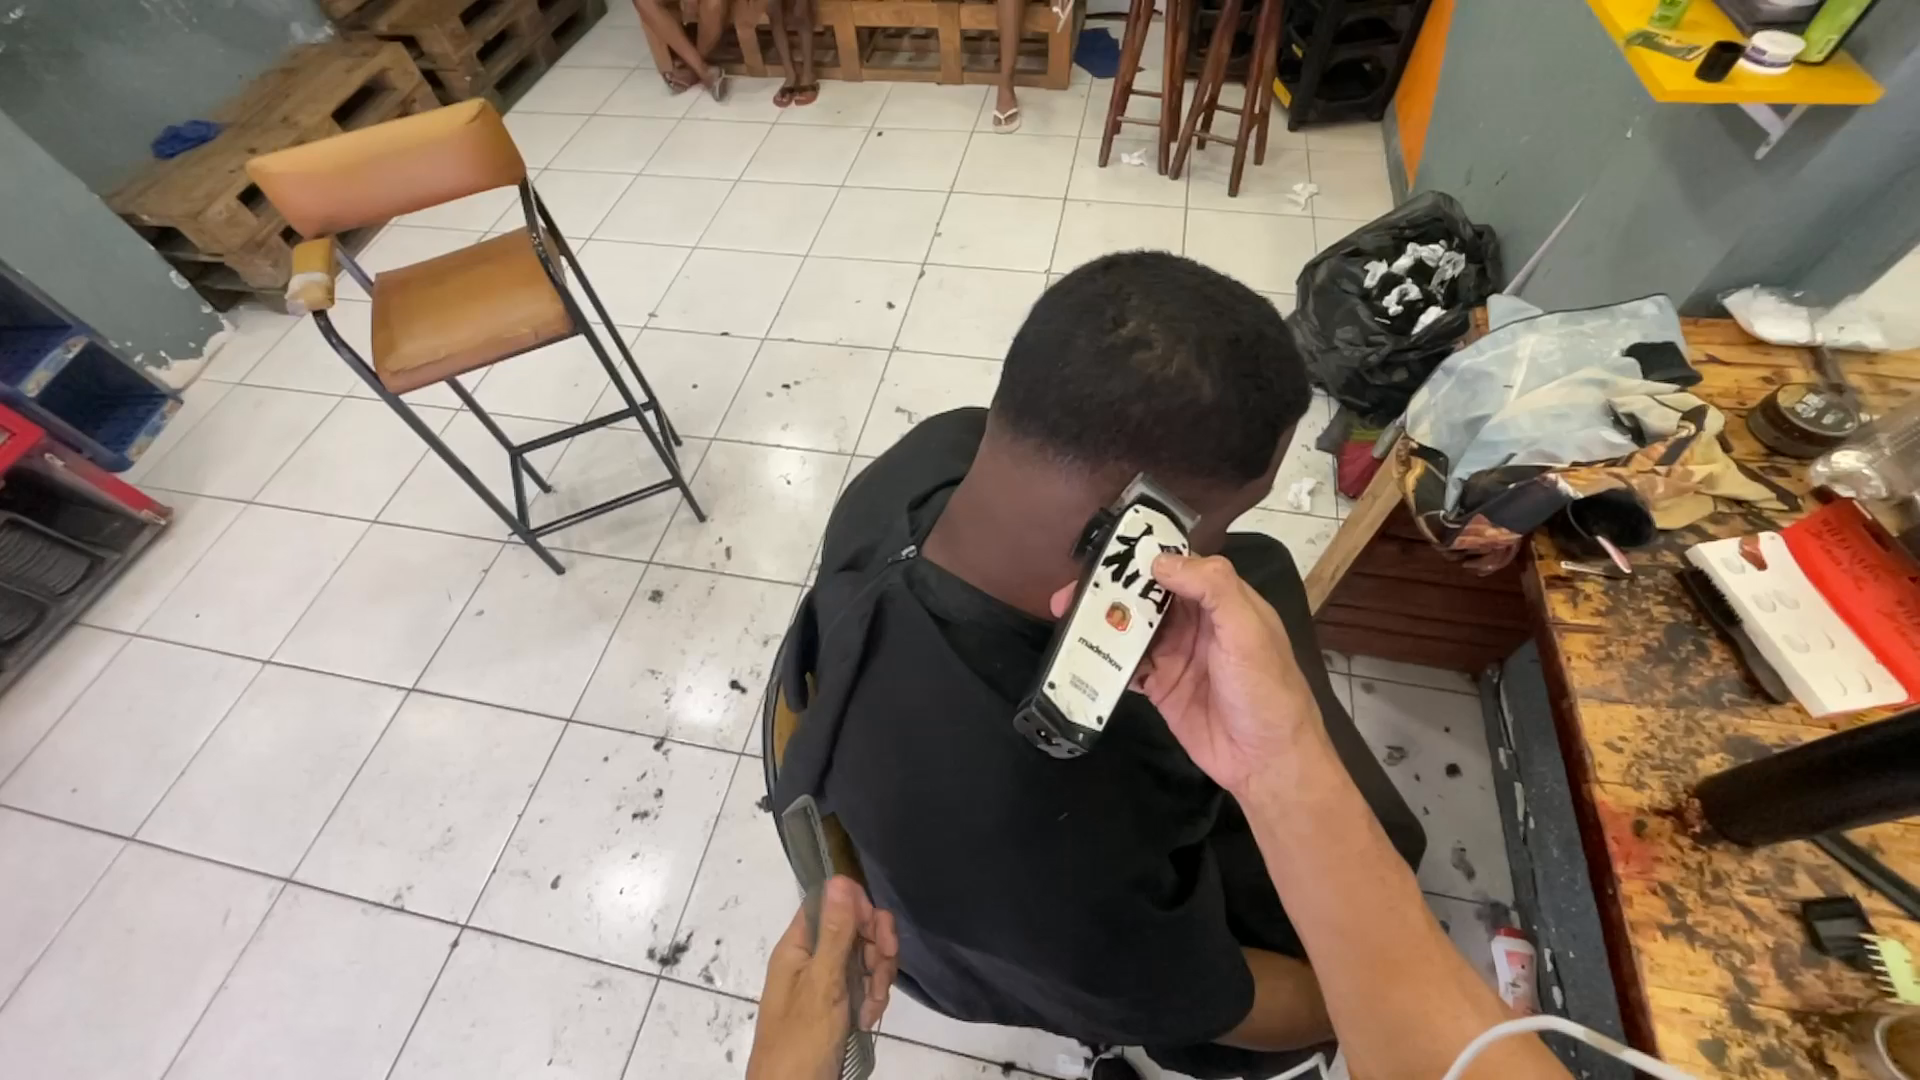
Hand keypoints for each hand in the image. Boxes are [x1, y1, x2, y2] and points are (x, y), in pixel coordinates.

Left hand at [747, 876, 899, 1079]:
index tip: (875, 928)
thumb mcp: (822, 985)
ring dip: (877, 976)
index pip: (830, 902)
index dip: (857, 908)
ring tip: (873, 1006)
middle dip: (875, 946)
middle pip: (853, 928)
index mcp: (797, 947)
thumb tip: (839, 878)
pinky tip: (869, 1018)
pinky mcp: (838, 1007)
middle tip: (883, 968)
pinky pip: (864, 986)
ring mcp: (825, 984)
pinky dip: (872, 998)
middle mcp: (810, 959)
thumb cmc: (801, 1043)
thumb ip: (835, 932)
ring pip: (864, 957)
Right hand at [1050, 553, 1324, 795]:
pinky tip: (1080, 656)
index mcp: (1219, 601)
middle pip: (1143, 596)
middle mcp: (1193, 622)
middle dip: (1106, 592)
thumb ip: (1212, 588)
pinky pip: (1125, 666)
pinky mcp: (1159, 685)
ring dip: (1099, 625)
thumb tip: (1159, 561)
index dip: (1140, 558)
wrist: (1267, 761)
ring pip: (1129, 629)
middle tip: (1067, 596)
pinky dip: (1103, 660)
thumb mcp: (1248, 630)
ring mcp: (1173, 654)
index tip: (1104, 557)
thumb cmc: (1266, 689)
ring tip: (1065, 622)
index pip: (1175, 567)